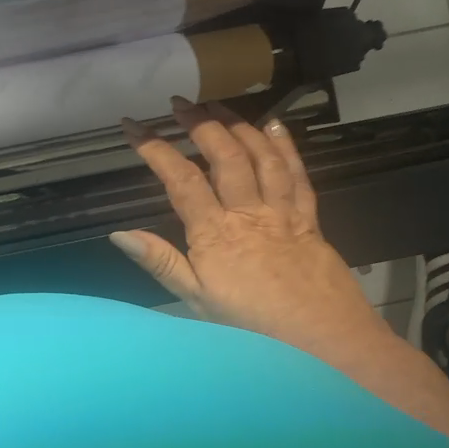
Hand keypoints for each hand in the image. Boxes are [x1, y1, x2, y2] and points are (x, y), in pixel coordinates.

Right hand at [111, 98, 388, 355]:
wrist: (329, 343)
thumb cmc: (255, 328)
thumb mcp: (198, 301)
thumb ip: (161, 263)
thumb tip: (119, 234)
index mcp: (215, 235)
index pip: (180, 180)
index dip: (154, 148)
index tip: (132, 125)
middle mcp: (249, 214)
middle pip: (225, 156)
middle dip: (200, 124)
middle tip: (180, 103)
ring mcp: (282, 213)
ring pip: (262, 157)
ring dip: (239, 126)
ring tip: (218, 106)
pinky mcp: (309, 219)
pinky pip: (297, 174)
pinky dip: (285, 147)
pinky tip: (275, 126)